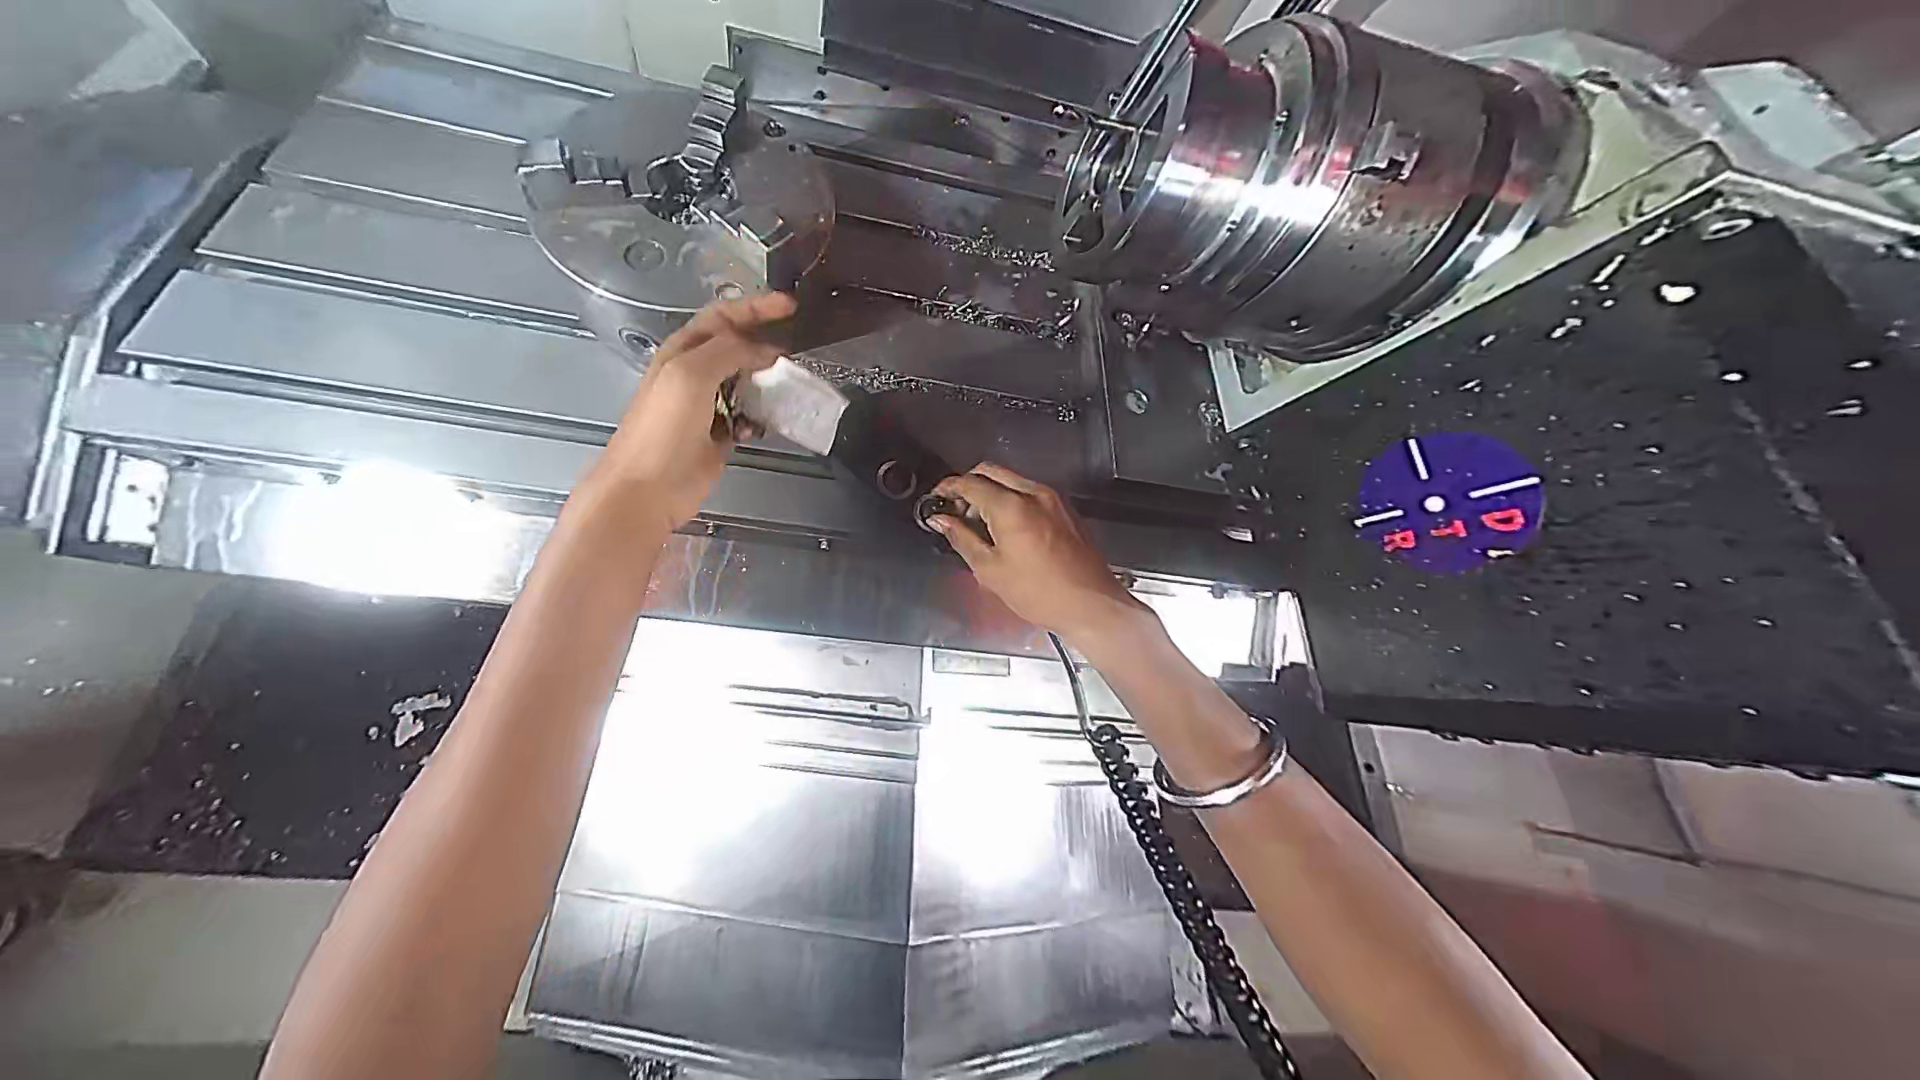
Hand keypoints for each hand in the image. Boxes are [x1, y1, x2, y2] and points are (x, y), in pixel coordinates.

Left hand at [588, 293, 794, 533]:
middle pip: (739, 347)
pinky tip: (763, 426)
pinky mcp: (721, 436)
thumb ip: (730, 351)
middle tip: (799, 347)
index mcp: (684, 350)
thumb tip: (767, 348)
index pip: (725, 316)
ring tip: (790, 386)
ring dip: (769, 383)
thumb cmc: (663, 428)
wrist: (649, 487)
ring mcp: (709, 406)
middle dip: (768, 344)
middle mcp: (696, 373)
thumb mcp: (692, 374)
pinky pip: (750, 417)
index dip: (757, 307)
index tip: (792, 305)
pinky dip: (761, 419)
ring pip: (748, 383)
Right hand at [930, 463, 1150, 641]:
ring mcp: (1053, 500)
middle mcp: (1034, 494)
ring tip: (981, 524)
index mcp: (1011, 506)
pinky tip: (1007, 528)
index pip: (969, 483)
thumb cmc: (1043, 594)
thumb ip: (962, 538)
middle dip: (968, 485)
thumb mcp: (990, 570)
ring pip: (1012, 480)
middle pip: (990, 471)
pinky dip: (1012, 500)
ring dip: (991, 492)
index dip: (947, 489)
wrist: (1090, 605)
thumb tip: (943, 521)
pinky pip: (1031, 493)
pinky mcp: (1065, 510)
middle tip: (955, 510)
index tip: (937, 498)